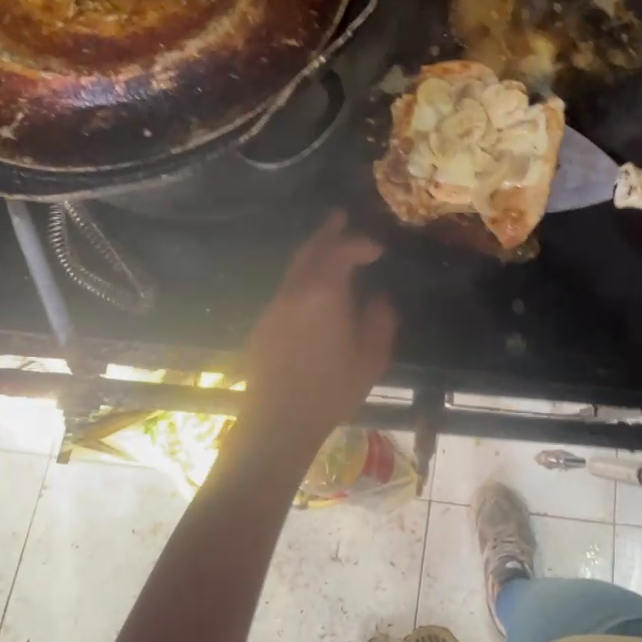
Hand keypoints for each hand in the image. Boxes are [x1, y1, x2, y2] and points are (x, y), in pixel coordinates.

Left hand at [239, 211, 398, 446]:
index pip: (340, 252)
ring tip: (328, 250)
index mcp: (323, 293)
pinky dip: (302, 279)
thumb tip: (377, 299)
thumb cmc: (331, 390)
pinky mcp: (262, 326)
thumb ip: (379, 321)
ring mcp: (273, 308)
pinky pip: (286, 290)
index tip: (377, 250)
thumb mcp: (371, 357)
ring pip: (294, 270)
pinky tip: (313, 294)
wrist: (278, 423)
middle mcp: (294, 292)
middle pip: (309, 251)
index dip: (359, 244)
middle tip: (339, 218)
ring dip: (312, 255)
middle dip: (326, 233)